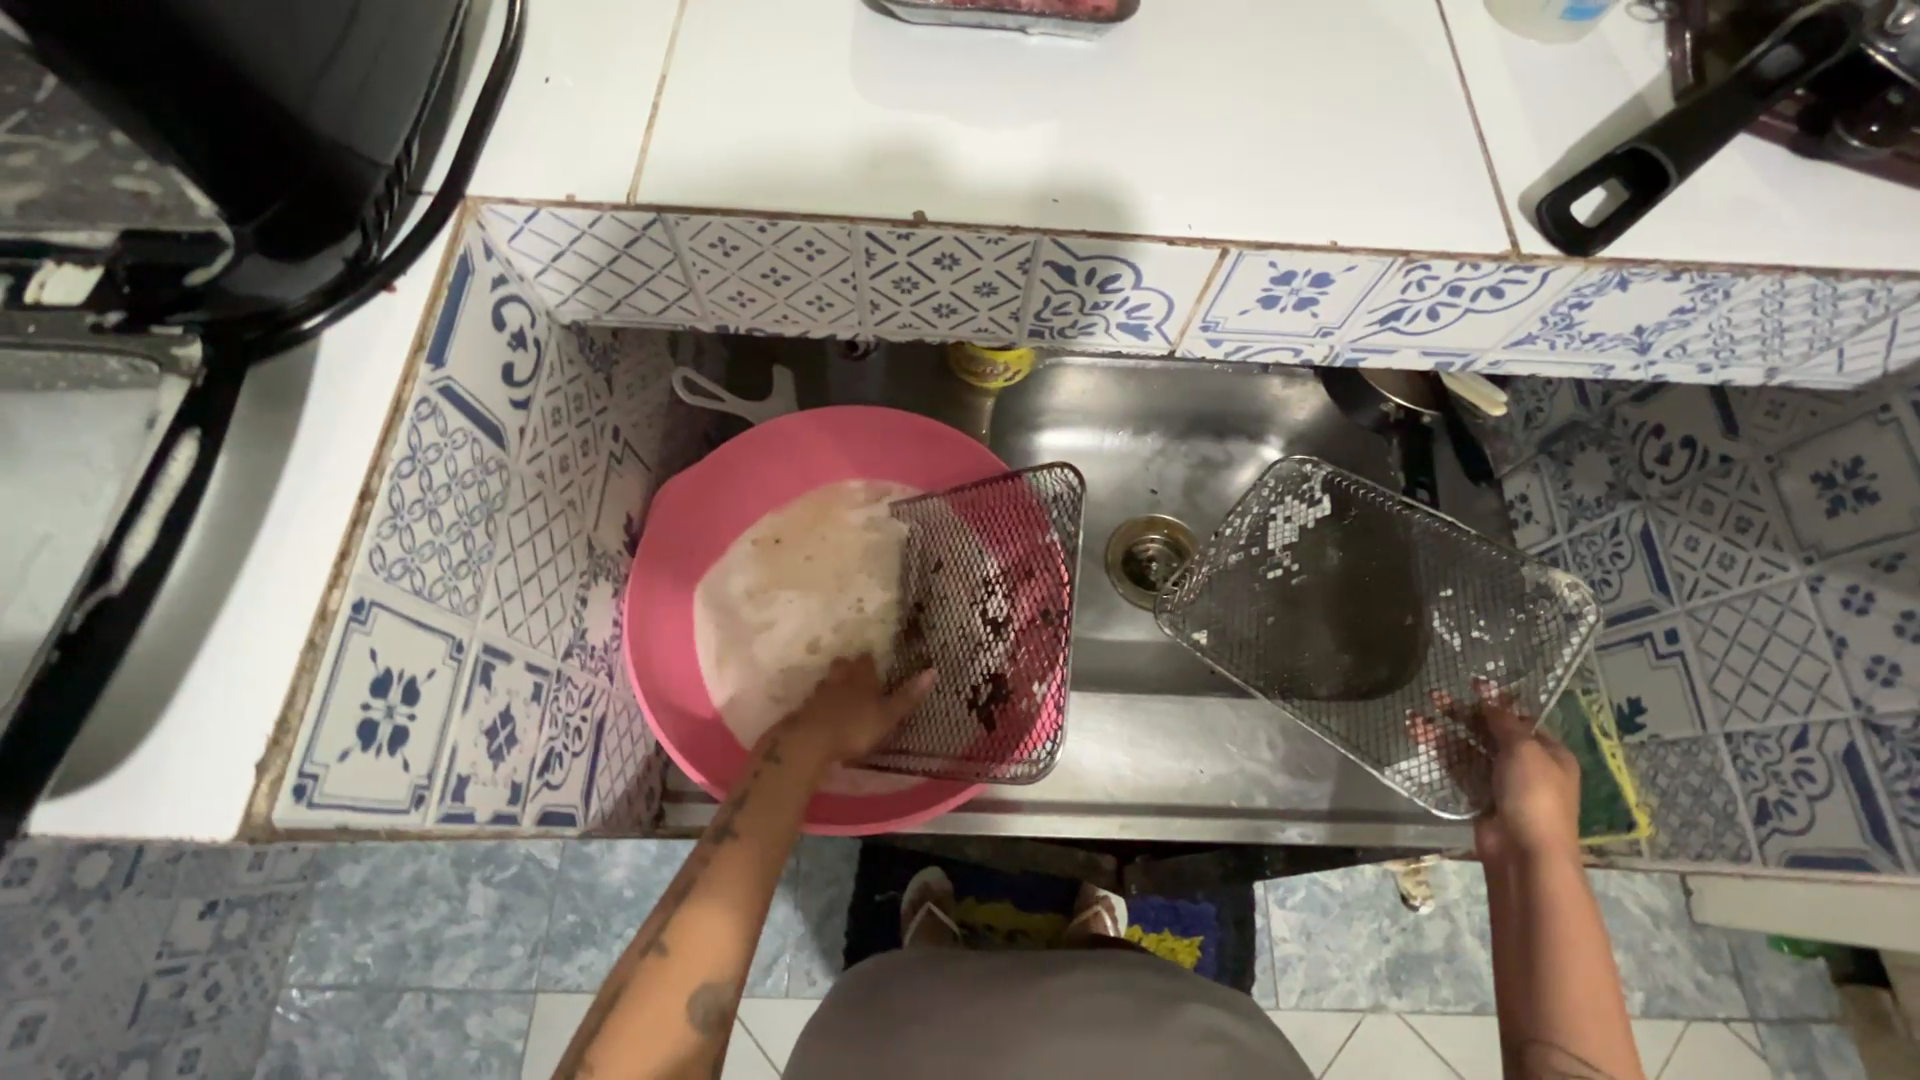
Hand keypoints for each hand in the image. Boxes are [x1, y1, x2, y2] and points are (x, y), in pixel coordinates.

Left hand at [773, 655, 935, 775]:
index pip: (865, 662)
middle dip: (847, 666)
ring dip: (832, 683)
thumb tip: (933, 671)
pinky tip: (820, 711)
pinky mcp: (803, 711)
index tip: (871, 660)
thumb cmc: (855, 728)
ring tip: (837, 689)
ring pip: (826, 682)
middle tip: (852, 671)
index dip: (868, 661)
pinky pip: (813, 701)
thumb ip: (908, 696)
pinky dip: (818, 703)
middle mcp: (839, 681)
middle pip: (842, 666)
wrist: (811, 741)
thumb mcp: (888, 716)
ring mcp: (818, 695)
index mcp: (862, 680)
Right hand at [1412, 681, 1580, 865]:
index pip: (1520, 719)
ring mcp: (1502, 782)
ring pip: (1470, 750)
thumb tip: (1489, 700)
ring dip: (1444, 733)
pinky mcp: (1480, 796)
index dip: (1495, 701)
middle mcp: (1528, 765)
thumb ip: (1505, 723)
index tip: (1471, 684)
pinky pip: (1459, 768)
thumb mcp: (1525, 751)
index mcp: (1550, 753)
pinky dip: (1441, 753)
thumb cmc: (1534, 795)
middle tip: (1434, 697)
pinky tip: (1420, 739)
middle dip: (1463, 714)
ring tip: (1415, 718)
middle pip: (1491, 732)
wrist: (1524, 851)